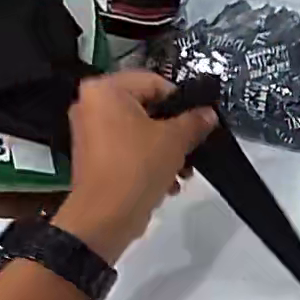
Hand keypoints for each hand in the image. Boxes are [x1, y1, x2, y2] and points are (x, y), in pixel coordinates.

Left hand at [54, 70, 218, 263]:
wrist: (106, 217)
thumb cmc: (137, 169)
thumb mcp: (175, 141)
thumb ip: (195, 122)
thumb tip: (208, 114)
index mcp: (105, 90)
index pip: (154, 82)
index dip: (182, 101)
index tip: (200, 121)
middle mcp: (92, 105)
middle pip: (147, 109)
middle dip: (175, 132)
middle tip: (193, 149)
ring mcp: (91, 133)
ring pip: (140, 133)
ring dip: (167, 151)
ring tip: (184, 173)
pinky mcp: (95, 159)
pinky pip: (129, 151)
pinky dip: (149, 162)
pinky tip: (168, 182)